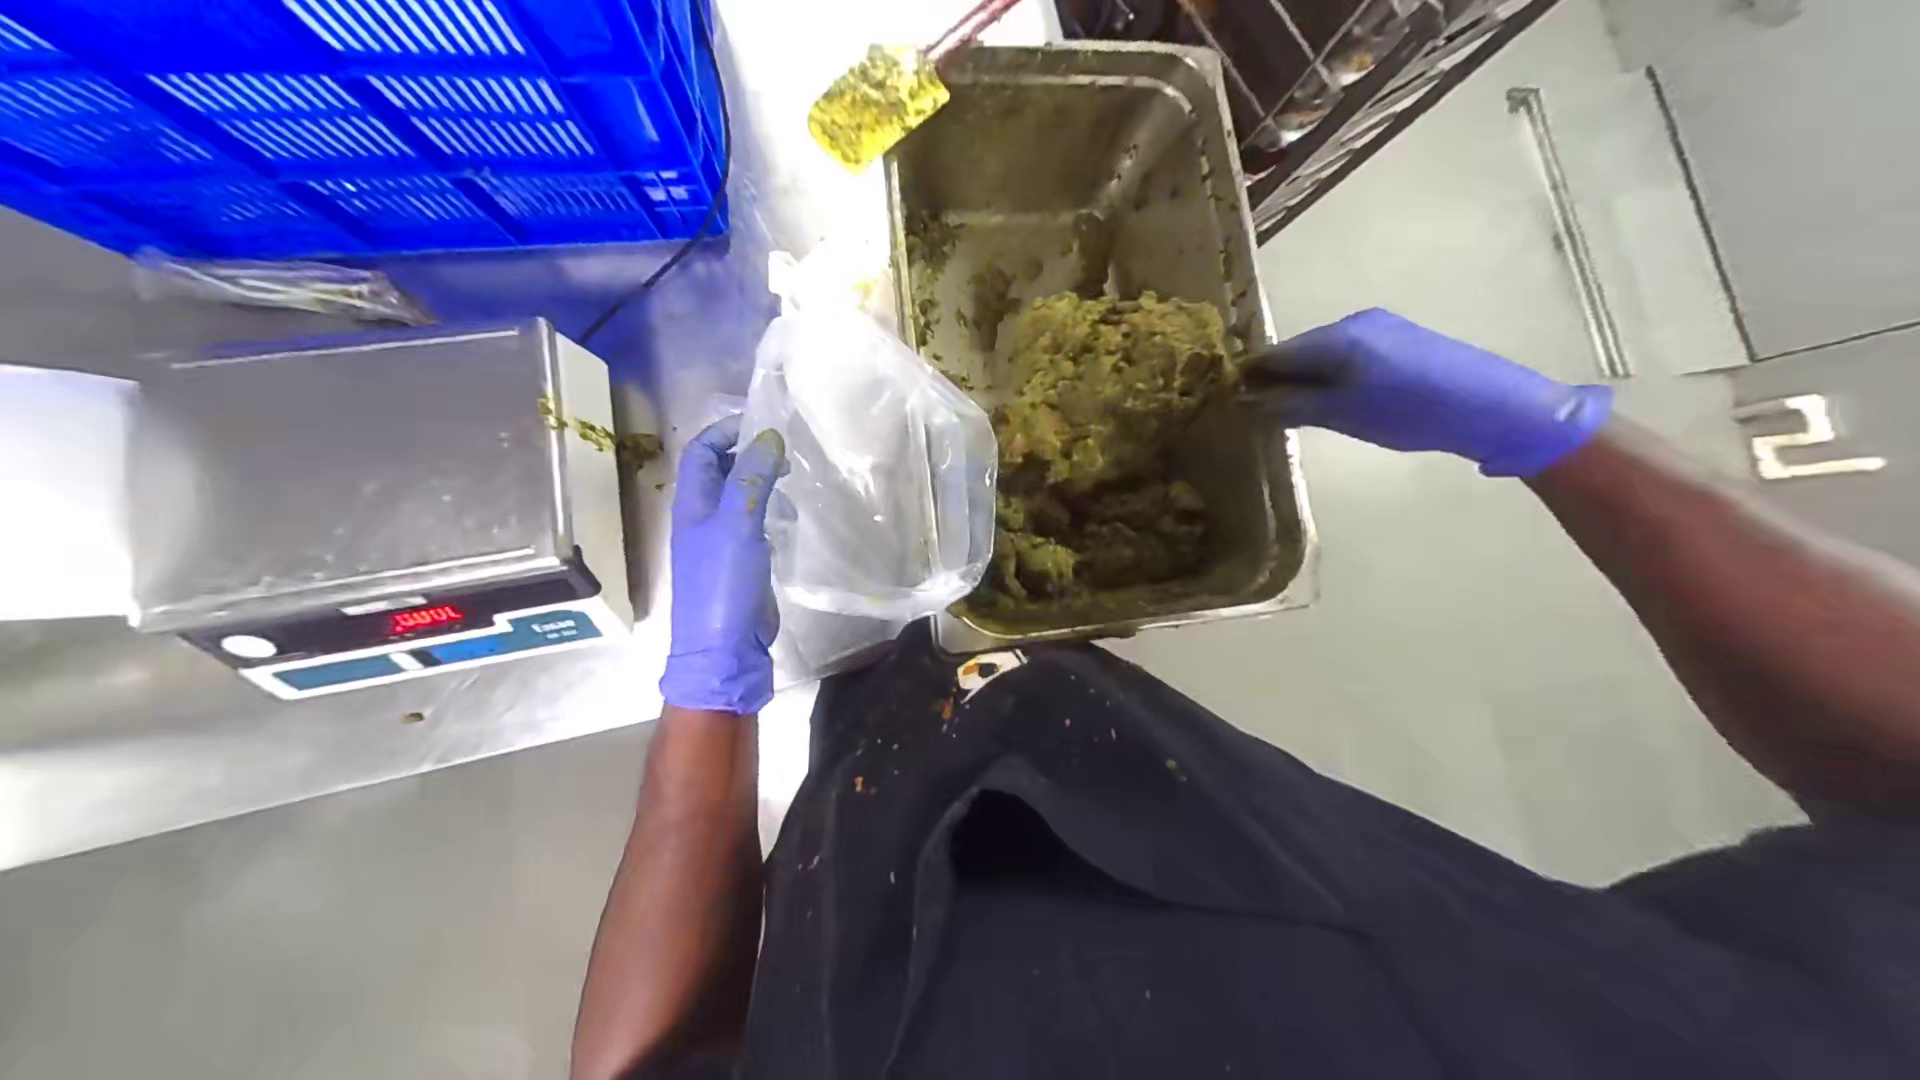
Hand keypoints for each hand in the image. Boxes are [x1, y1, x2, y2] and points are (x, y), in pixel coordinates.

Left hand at [659, 416, 786, 715]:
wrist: (725, 648)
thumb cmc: (724, 583)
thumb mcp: (737, 525)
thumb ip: (751, 479)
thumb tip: (767, 437)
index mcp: (693, 505)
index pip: (702, 452)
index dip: (727, 431)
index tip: (763, 423)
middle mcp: (703, 518)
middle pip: (719, 471)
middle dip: (747, 452)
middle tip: (785, 446)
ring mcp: (722, 542)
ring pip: (739, 496)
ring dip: (761, 479)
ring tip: (793, 473)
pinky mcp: (741, 561)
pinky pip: (753, 522)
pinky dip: (770, 508)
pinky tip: (792, 512)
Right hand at [1243, 309, 1612, 477]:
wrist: (1491, 406)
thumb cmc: (1406, 411)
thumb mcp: (1339, 414)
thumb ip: (1287, 406)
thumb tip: (1243, 403)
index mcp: (1334, 337)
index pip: (1272, 354)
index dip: (1248, 377)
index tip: (1230, 402)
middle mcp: (1352, 323)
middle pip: (1297, 352)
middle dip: (1275, 380)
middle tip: (1259, 414)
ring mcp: (1379, 328)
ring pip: (1321, 355)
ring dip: (1302, 380)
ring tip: (1294, 412)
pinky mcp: (1399, 340)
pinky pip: (1346, 356)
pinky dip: (1328, 378)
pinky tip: (1331, 401)